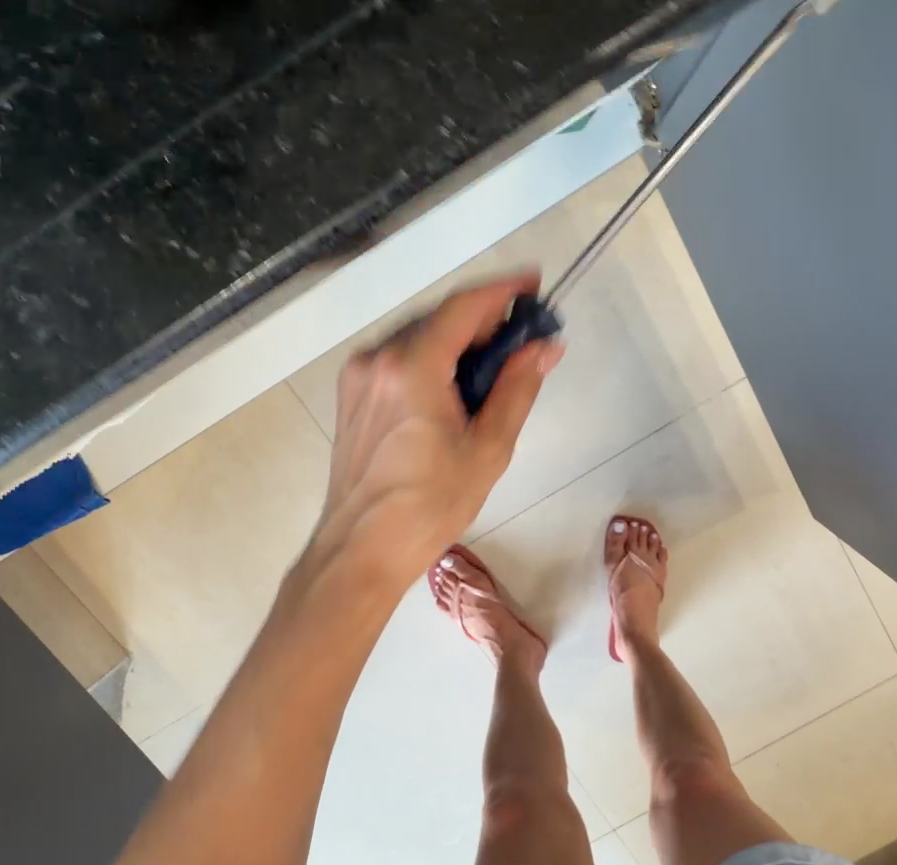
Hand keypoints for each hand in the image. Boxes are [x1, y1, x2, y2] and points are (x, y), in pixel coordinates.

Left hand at [313, 273, 565, 582]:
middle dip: (484, 323)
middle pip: (440, 319)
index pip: (463, 307)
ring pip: (419, 338)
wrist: (361, 549)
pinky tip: (455, 392)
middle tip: (523, 343)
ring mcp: (359, 375)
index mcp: (412, 367)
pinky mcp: (352, 395)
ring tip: (493, 374)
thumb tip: (544, 348)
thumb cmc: (430, 506)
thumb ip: (517, 390)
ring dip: (459, 344)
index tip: (536, 284)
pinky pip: (400, 360)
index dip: (503, 290)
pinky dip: (433, 362)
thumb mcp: (488, 449)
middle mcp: (378, 358)